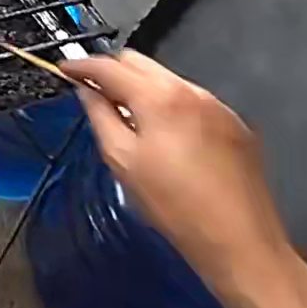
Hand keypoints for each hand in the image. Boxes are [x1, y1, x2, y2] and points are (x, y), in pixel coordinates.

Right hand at [62, 50, 306, 307]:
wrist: (243, 247)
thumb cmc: (173, 204)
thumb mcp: (120, 157)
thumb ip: (97, 113)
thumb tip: (86, 90)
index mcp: (158, 97)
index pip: (107, 66)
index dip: (79, 65)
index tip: (64, 69)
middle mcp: (190, 92)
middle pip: (136, 61)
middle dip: (110, 70)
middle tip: (94, 91)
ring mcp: (217, 107)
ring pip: (163, 77)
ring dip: (139, 85)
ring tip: (129, 114)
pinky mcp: (235, 125)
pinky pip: (189, 97)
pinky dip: (167, 101)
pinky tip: (164, 130)